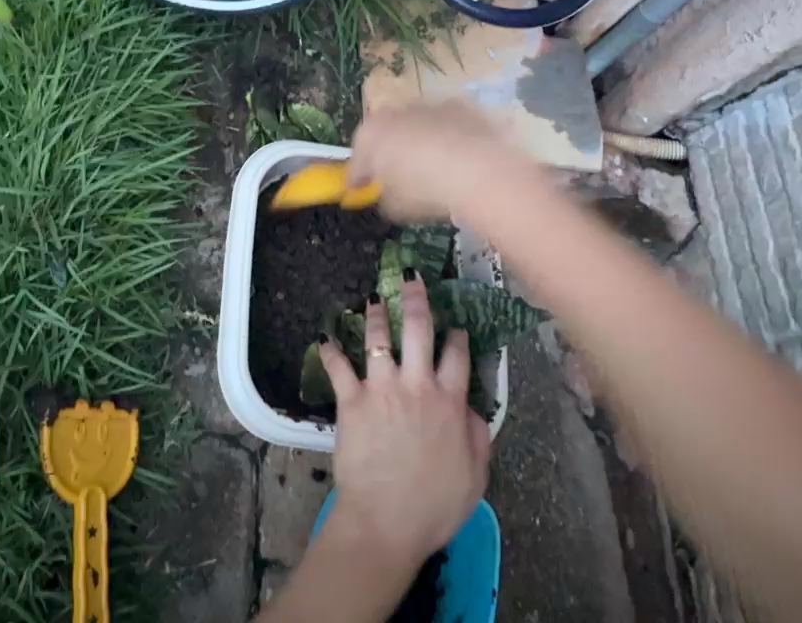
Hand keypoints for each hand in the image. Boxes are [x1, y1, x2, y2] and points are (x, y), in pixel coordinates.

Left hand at [314, 273, 490, 572]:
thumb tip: (474, 408)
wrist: (387, 521)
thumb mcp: (476, 474)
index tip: (457, 324)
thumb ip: (477, 435)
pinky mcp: (351, 401)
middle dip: (417, 299)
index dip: (458, 336)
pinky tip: (324, 339)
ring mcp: (382, 390)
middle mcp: (417, 386)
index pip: (458, 356)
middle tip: (412, 280)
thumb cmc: (434, 505)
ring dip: (375, 315)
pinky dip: (330, 352)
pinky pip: (339, 368)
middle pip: (418, 330)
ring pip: (378, 338)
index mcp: (450, 403)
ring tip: (372, 299)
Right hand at [346, 101, 539, 222]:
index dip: (358, 178)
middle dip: (389, 153)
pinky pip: (448, 123)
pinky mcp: (462, 105)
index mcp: (370, 135)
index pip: (357, 159)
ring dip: (420, 142)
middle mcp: (395, 112)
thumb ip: (384, 197)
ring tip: (434, 168)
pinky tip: (462, 159)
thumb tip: (386, 194)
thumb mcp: (396, 206)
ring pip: (417, 125)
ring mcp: (430, 105)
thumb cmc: (427, 191)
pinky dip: (450, 137)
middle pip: (386, 134)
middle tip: (398, 178)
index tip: (361, 191)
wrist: (481, 171)